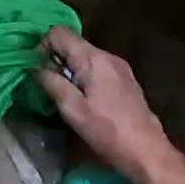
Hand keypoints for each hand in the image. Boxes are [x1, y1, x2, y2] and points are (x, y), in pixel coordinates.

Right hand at [35, 26, 180, 183]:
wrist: (147, 151)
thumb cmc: (107, 132)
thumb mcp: (72, 110)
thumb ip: (52, 83)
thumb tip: (37, 68)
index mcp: (93, 59)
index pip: (59, 32)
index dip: (42, 46)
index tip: (38, 70)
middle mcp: (108, 55)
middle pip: (73, 43)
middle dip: (55, 59)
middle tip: (49, 86)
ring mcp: (119, 66)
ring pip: (84, 55)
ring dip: (69, 69)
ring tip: (67, 96)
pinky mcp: (125, 78)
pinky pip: (97, 66)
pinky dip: (84, 75)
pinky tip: (86, 99)